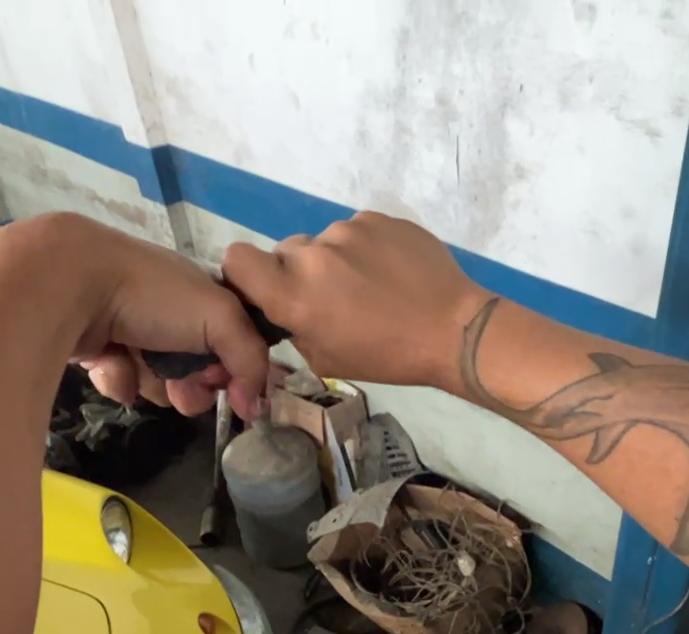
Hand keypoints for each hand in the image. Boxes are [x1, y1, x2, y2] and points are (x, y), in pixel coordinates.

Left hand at [0, 213, 271, 417]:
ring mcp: (127, 324)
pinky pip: (119, 378)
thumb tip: (254, 406)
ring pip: (157, 377)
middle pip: (195, 366)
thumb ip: (251, 360)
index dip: (233, 368)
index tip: (224, 383)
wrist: (66, 283)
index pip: (231, 341)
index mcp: (199, 293)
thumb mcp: (221, 318)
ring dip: (153, 383)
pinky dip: (117, 377)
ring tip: (137, 370)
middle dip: (192, 384)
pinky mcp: (92, 342)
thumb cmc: (151, 295)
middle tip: (182, 389)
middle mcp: (165, 306)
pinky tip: (107, 366)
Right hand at [222, 212, 490, 392]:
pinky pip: (356, 232)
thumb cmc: (387, 356)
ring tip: (372, 288)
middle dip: (299, 273)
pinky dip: (365, 250)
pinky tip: (391, 274)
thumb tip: (290, 306)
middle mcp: (313, 256)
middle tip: (332, 299)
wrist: (451, 329)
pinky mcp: (377, 218)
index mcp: (294, 295)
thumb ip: (296, 327)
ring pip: (324, 243)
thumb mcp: (327, 360)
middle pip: (285, 252)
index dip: (245, 273)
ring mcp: (347, 230)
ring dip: (336, 262)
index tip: (267, 288)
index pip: (237, 259)